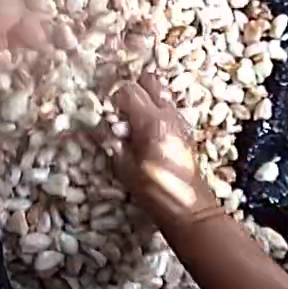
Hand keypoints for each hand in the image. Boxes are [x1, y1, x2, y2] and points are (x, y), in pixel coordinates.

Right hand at [114, 74, 225, 233]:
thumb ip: (111, 141)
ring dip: (144, 97)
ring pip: (160, 92)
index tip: (102, 108)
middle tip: (117, 106)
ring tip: (129, 116)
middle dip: (131, 88)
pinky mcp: (184, 129)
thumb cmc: (154, 190)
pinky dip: (154, 109)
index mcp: (151, 122)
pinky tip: (144, 128)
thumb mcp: (124, 167)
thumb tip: (98, 125)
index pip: (128, 90)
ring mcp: (179, 120)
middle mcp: (168, 115)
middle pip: (149, 80)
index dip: (111, 96)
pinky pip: (167, 107)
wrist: (189, 208)